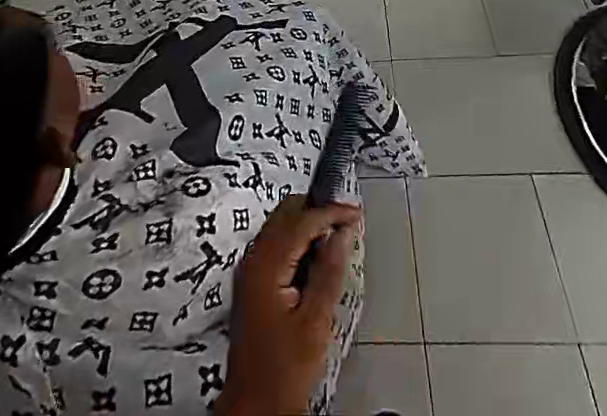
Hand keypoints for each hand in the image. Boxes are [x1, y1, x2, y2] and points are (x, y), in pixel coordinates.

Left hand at [217, 196, 362, 415]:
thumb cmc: (285, 369)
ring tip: (338, 235)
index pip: (302, 221)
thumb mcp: (316, 322)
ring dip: (308, 222)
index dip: (332, 213)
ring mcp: (249, 271)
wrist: (254, 406)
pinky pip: (276, 243)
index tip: (357, 215)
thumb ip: (329, 272)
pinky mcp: (253, 282)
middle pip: (285, 213)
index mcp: (266, 267)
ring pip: (280, 225)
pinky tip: (318, 253)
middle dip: (318, 211)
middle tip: (348, 222)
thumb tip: (343, 232)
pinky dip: (298, 238)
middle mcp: (252, 261)